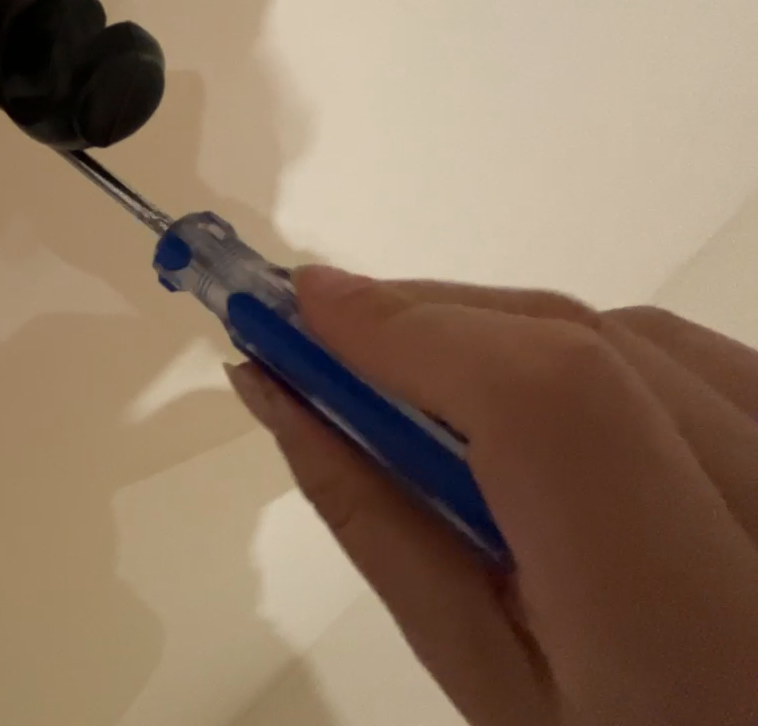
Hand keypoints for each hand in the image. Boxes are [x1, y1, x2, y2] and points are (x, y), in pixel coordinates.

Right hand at [230, 267, 757, 724]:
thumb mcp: (467, 660)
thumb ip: (364, 512)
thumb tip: (264, 380)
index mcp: (686, 631)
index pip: (545, 404)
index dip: (409, 327)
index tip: (300, 306)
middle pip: (583, 347)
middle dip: (423, 318)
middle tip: (328, 334)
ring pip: (639, 336)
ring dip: (497, 329)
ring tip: (429, 376)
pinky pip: (702, 355)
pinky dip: (591, 347)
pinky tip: (547, 402)